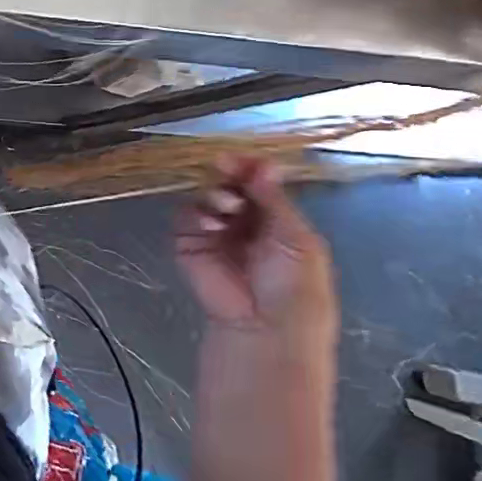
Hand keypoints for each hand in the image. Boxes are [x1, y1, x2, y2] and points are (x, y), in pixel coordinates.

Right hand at [176, 157, 336, 341]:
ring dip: (214, 196)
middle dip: (228, 176)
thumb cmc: (294, 284)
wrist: (263, 322)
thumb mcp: (296, 239)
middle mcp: (244, 220)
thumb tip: (264, 164)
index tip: (242, 157)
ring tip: (225, 208)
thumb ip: (274, 201)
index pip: (260, 185)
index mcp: (277, 219)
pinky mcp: (189, 242)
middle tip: (224, 168)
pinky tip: (209, 223)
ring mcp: (215, 231)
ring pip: (206, 198)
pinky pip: (185, 216)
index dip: (251, 169)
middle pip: (229, 186)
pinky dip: (194, 213)